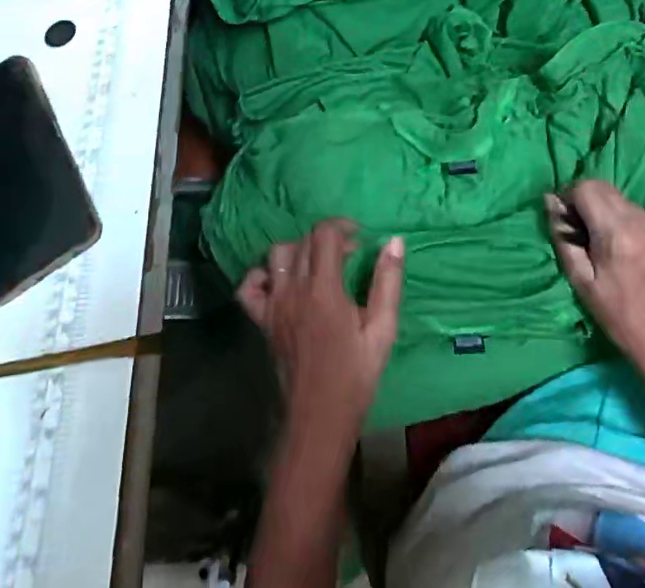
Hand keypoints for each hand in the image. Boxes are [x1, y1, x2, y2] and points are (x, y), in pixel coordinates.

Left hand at [237, 220, 404, 427]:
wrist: (319, 416)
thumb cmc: (356, 374)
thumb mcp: (382, 329)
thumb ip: (388, 281)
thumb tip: (395, 241)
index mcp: (324, 290)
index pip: (324, 235)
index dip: (342, 227)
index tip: (359, 239)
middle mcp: (293, 290)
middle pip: (303, 242)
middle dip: (327, 239)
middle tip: (348, 255)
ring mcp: (273, 305)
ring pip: (276, 256)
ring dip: (298, 250)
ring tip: (318, 265)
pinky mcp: (261, 320)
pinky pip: (249, 286)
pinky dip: (261, 275)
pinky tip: (281, 281)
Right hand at [548, 180, 644, 362]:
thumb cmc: (612, 310)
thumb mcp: (578, 277)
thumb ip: (562, 236)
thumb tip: (550, 201)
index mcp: (616, 233)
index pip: (587, 189)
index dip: (569, 197)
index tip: (564, 218)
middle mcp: (640, 221)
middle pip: (603, 187)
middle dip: (585, 199)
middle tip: (579, 228)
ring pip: (620, 198)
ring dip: (604, 209)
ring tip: (601, 239)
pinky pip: (636, 212)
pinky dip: (623, 219)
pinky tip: (622, 245)